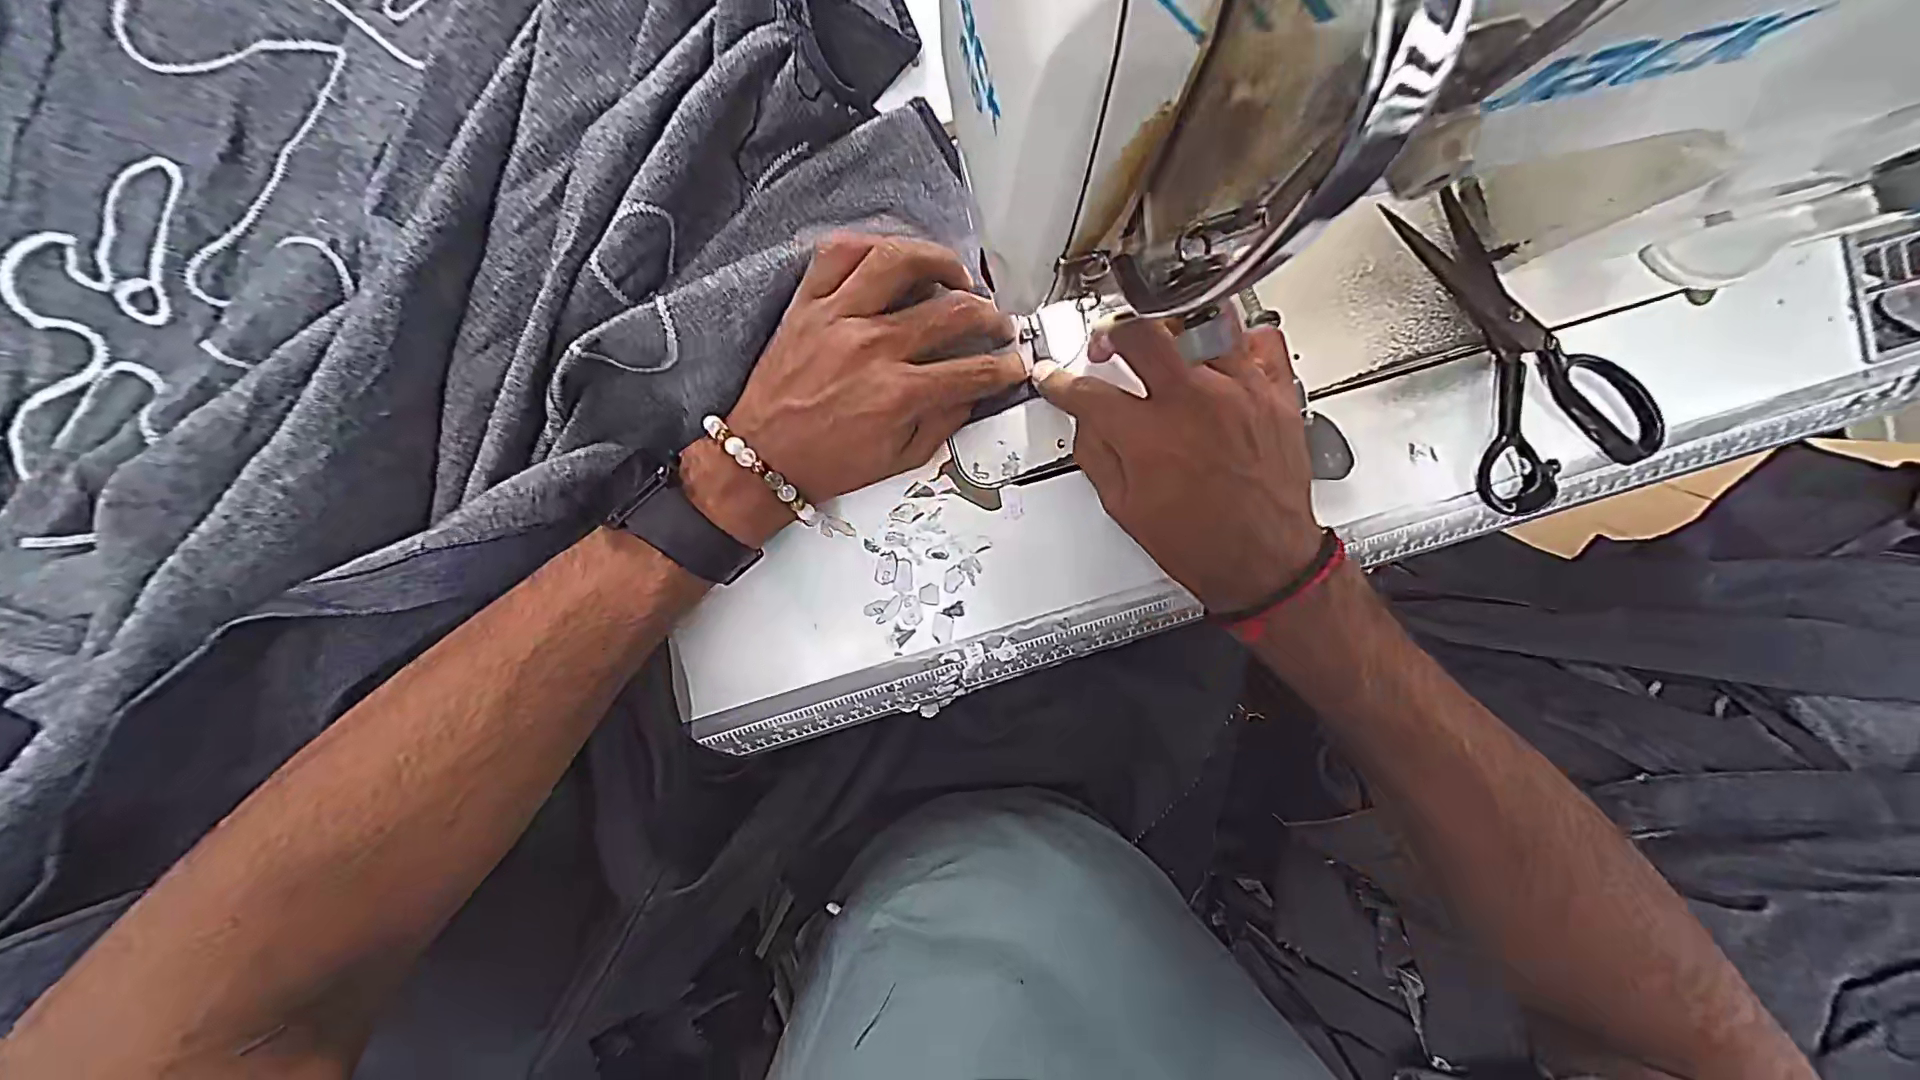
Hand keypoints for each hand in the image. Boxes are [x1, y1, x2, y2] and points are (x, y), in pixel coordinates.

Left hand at [682, 233, 1024, 546]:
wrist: (764, 458)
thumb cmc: (824, 462)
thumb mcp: (899, 458)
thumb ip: (942, 423)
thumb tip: (971, 394)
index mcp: (897, 394)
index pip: (972, 370)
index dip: (1004, 366)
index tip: (1012, 363)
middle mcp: (871, 348)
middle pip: (952, 310)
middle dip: (990, 316)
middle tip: (996, 323)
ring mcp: (837, 319)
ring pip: (900, 261)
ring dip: (941, 260)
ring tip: (955, 274)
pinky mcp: (808, 305)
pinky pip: (839, 252)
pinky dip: (871, 244)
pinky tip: (892, 257)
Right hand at [1034, 316, 1322, 613]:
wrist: (1262, 560)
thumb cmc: (1200, 542)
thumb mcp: (1124, 507)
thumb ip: (1097, 454)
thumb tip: (1086, 422)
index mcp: (1148, 436)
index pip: (1087, 391)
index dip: (1059, 382)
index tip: (1055, 378)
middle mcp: (1194, 403)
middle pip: (1141, 331)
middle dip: (1111, 332)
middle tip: (1106, 343)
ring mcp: (1240, 393)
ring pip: (1203, 320)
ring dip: (1172, 327)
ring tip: (1164, 342)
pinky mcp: (1277, 395)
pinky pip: (1262, 339)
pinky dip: (1239, 339)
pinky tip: (1222, 355)